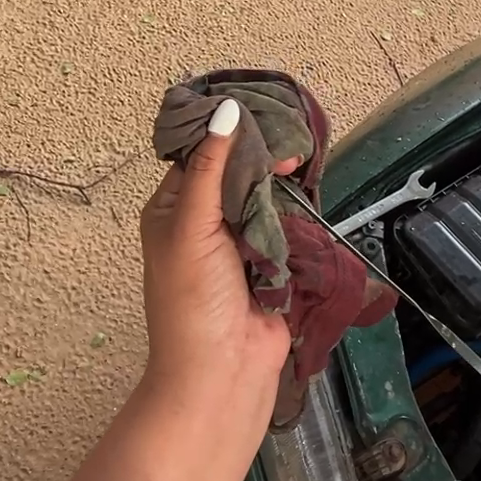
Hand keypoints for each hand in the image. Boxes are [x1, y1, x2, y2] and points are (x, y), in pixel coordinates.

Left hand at [138, 99, 294, 410]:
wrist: (223, 373)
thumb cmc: (193, 298)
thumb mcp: (191, 225)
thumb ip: (210, 167)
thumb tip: (225, 109)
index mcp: (173, 208)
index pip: (198, 154)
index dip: (224, 131)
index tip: (256, 108)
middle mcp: (203, 220)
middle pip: (234, 172)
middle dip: (258, 155)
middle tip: (288, 139)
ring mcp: (238, 240)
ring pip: (261, 194)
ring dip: (278, 181)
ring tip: (300, 158)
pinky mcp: (269, 258)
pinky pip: (283, 221)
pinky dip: (294, 208)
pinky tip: (307, 187)